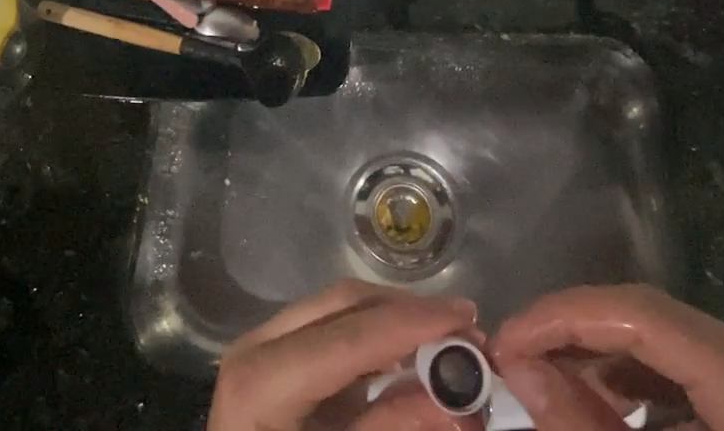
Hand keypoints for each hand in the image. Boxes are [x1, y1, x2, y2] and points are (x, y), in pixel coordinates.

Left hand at [210, 280, 482, 430]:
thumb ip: (390, 427)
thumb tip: (456, 402)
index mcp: (264, 379)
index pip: (351, 335)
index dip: (412, 322)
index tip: (467, 316)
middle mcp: (256, 345)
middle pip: (343, 304)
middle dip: (408, 310)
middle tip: (465, 324)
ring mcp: (258, 345)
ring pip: (336, 306)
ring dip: (393, 316)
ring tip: (445, 333)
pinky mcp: (268, 354)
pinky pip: (326, 325)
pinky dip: (370, 332)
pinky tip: (404, 349)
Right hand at [491, 285, 723, 430]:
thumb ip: (587, 429)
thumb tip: (520, 367)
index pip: (645, 314)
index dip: (564, 316)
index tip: (505, 345)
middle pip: (656, 322)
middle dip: (576, 336)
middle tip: (514, 363)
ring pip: (672, 348)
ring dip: (604, 362)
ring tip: (550, 392)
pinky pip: (694, 382)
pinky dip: (641, 392)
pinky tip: (606, 417)